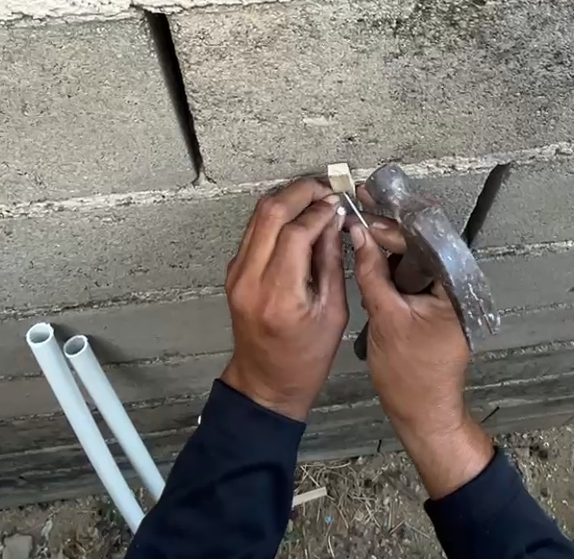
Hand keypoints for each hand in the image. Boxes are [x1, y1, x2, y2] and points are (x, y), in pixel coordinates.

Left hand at [219, 178, 348, 420]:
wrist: (265, 384)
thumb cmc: (304, 359)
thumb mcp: (333, 313)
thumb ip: (332, 261)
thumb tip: (334, 219)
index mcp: (279, 296)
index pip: (296, 232)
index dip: (320, 210)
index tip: (338, 202)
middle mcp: (251, 279)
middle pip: (271, 212)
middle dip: (302, 191)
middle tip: (327, 188)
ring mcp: (237, 273)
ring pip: (258, 214)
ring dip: (288, 197)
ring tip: (317, 196)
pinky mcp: (234, 271)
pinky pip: (254, 228)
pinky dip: (277, 214)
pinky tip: (299, 215)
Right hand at [350, 217, 493, 498]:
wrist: (423, 415)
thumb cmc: (410, 375)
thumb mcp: (386, 318)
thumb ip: (372, 273)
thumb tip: (358, 234)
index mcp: (454, 286)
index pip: (424, 239)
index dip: (393, 221)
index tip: (367, 204)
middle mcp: (454, 284)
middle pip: (420, 242)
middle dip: (388, 224)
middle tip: (359, 204)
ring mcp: (442, 293)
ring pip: (413, 255)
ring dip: (387, 239)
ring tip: (359, 220)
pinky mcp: (430, 302)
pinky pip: (409, 272)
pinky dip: (389, 261)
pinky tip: (367, 249)